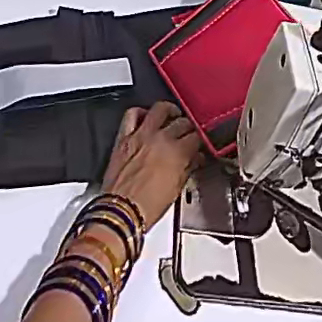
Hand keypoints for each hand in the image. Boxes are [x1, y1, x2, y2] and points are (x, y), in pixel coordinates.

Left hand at [100, 102, 202, 231]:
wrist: (121, 212)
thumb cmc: (147, 206)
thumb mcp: (176, 189)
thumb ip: (188, 168)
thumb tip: (194, 160)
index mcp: (178, 152)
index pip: (196, 137)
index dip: (200, 140)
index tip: (199, 144)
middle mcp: (161, 139)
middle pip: (182, 122)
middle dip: (188, 127)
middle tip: (188, 133)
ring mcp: (142, 135)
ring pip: (160, 109)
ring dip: (168, 111)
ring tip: (172, 115)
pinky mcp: (125, 138)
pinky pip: (131, 115)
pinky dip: (139, 112)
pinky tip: (145, 117)